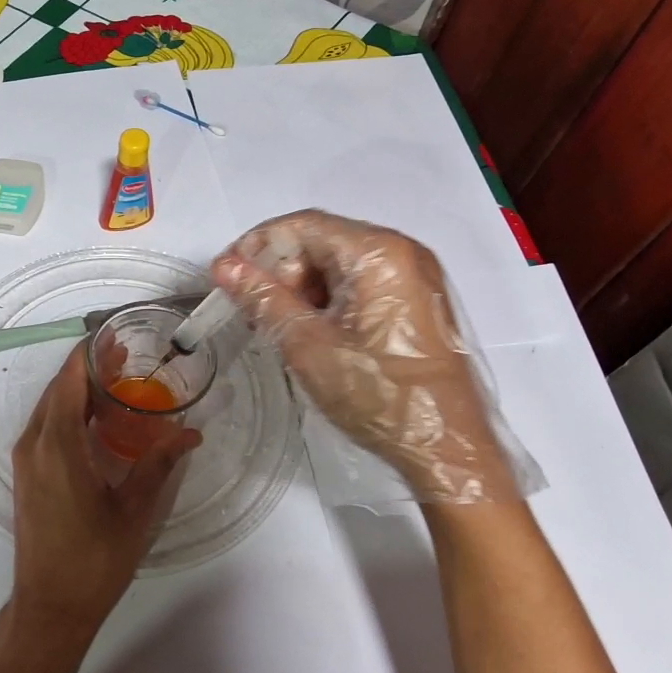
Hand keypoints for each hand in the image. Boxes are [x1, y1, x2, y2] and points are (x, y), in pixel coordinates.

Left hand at [10, 342, 200, 639]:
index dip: (91, 354)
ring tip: (119, 383)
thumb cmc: (93, 560)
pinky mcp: (27, 475)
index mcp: (56, 445)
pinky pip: (46, 428)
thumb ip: (159, 464)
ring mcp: (26, 460)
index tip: (118, 336)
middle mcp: (33, 444)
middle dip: (89, 370)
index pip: (69, 380)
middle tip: (128, 359)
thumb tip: (191, 431)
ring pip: (50, 408)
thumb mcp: (134, 511)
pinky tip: (100, 422)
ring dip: (79, 391)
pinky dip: (71, 414)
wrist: (49, 606)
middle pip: (58, 390)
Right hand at [211, 209, 514, 502]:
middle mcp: (404, 251)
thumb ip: (264, 298)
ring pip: (341, 264)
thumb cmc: (376, 394)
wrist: (447, 447)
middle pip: (323, 241)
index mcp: (379, 253)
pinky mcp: (420, 302)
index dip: (256, 247)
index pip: (303, 225)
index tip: (225, 278)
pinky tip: (313, 334)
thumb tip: (224, 266)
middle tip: (254, 313)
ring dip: (302, 289)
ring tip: (280, 329)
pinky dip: (330, 301)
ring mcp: (417, 276)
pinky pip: (363, 284)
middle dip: (281, 271)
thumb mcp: (308, 345)